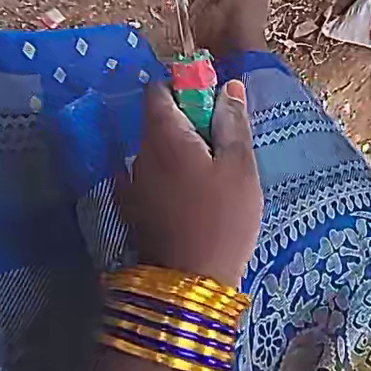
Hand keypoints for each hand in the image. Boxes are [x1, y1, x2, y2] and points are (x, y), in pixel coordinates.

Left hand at [123, 80, 261, 283]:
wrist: (189, 284)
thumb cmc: (222, 218)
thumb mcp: (239, 166)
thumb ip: (232, 121)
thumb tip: (228, 86)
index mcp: (163, 134)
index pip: (158, 89)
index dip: (184, 87)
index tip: (212, 104)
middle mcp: (139, 152)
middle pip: (158, 119)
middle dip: (189, 122)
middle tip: (223, 145)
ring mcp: (131, 181)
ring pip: (157, 150)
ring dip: (181, 151)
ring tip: (214, 176)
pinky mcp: (132, 208)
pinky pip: (151, 176)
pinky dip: (169, 176)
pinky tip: (191, 196)